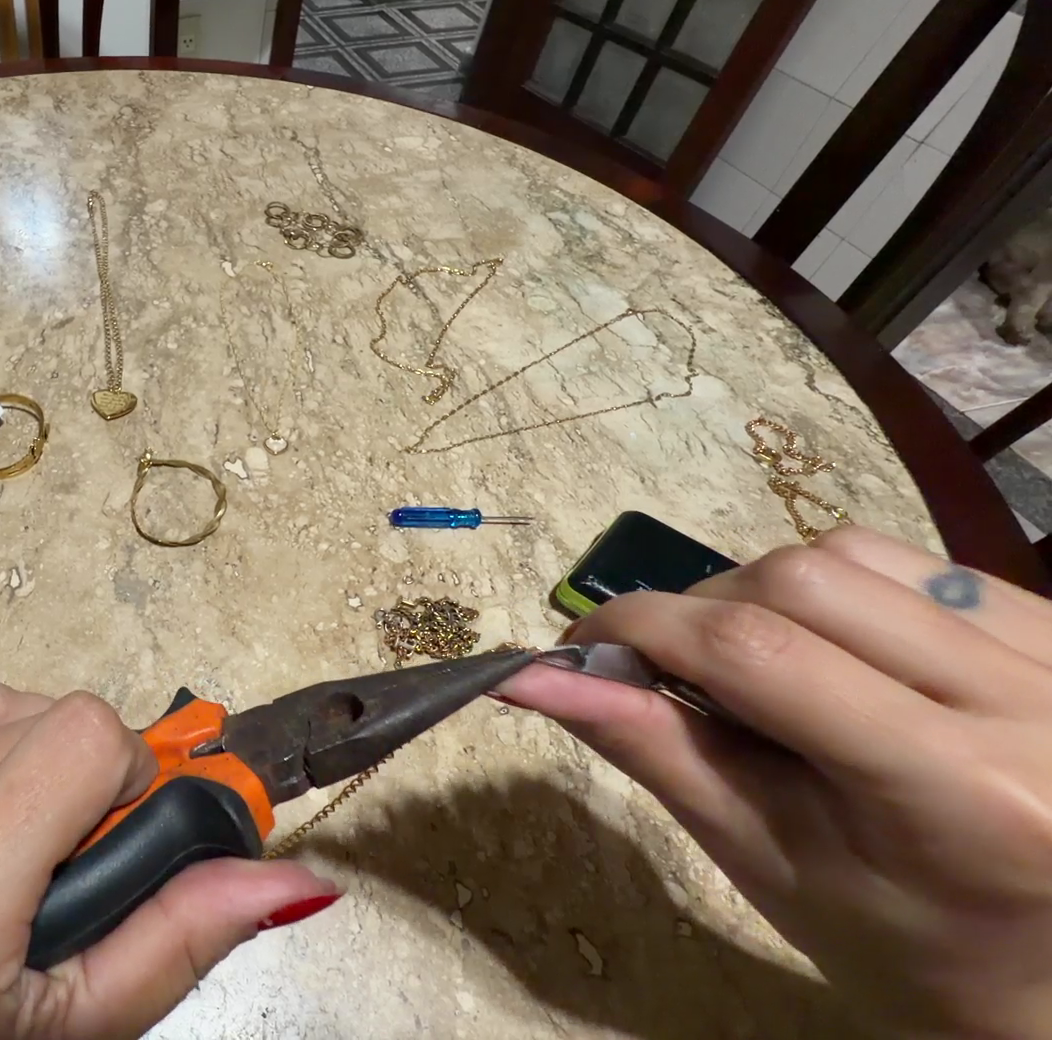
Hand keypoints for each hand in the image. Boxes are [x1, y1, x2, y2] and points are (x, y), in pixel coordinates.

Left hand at [0, 680, 339, 1039]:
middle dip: (81, 768)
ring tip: (20, 841)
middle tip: (74, 850)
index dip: (127, 769)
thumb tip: (290, 879)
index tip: (124, 829)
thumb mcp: (66, 1035)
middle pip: (37, 710)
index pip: (78, 735)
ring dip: (26, 755)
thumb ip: (177, 941)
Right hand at [498, 526, 1051, 1037]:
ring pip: (846, 556)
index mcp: (959, 791)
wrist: (1041, 966)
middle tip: (665, 670)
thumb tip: (523, 677)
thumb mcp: (751, 852)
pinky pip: (905, 561)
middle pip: (797, 582)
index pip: (754, 650)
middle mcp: (1040, 707)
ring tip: (750, 664)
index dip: (638, 626)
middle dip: (693, 612)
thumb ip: (643, 746)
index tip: (577, 646)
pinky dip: (825, 589)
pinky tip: (826, 649)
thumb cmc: (885, 936)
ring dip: (755, 596)